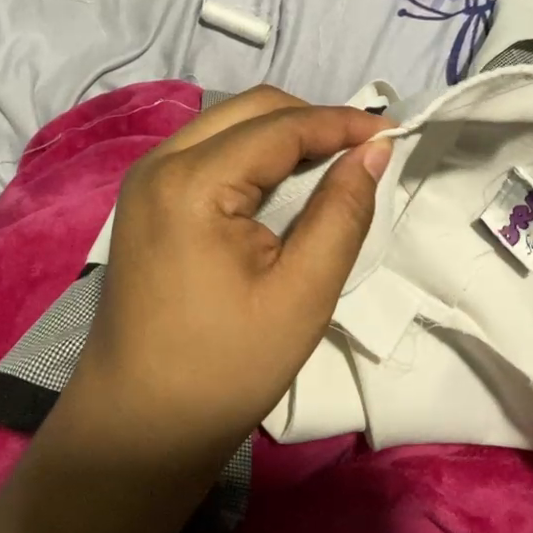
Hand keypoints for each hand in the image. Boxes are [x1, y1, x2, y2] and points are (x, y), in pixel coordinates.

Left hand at [0, 86, 392, 532]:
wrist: (139, 423)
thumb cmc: (225, 368)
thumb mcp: (302, 296)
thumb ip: (342, 212)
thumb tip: (373, 149)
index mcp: (191, 182)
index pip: (280, 127)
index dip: (341, 123)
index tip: (393, 131)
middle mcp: (160, 161)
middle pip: (250, 109)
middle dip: (312, 120)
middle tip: (363, 150)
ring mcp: (146, 176)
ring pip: (228, 122)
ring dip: (282, 134)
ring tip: (333, 162)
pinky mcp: (145, 194)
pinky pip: (208, 147)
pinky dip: (253, 152)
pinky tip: (284, 180)